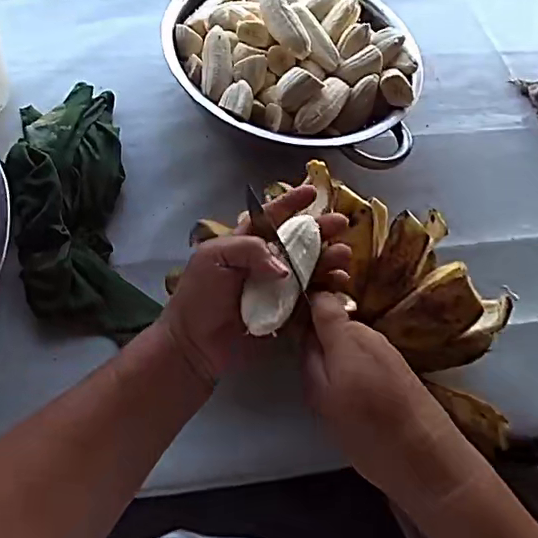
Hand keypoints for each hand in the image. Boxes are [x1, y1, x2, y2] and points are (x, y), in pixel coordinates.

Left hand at [160, 185, 349, 383]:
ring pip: (310, 267)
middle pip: (298, 240)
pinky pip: (312, 297)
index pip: (272, 216)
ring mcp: (278, 287)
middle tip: (341, 223)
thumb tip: (284, 266)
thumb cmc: (199, 296)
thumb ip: (250, 250)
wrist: (194, 345)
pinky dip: (327, 288)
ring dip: (328, 257)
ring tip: (342, 254)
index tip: (313, 191)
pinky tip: (339, 282)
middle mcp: (266, 261)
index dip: (291, 202)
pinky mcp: (286, 313)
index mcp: (247, 242)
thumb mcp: (214, 258)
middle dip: (320, 229)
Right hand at [300, 292, 475, 502]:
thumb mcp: (323, 399)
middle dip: (323, 336)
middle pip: (338, 320)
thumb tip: (305, 335)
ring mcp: (388, 348)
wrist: (427, 457)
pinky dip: (358, 366)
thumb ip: (310, 360)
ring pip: (353, 339)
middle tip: (310, 364)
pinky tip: (358, 395)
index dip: (307, 302)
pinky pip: (368, 355)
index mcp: (346, 335)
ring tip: (334, 387)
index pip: (323, 299)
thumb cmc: (368, 431)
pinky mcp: (400, 366)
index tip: (293, 315)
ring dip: (341, 353)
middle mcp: (369, 332)